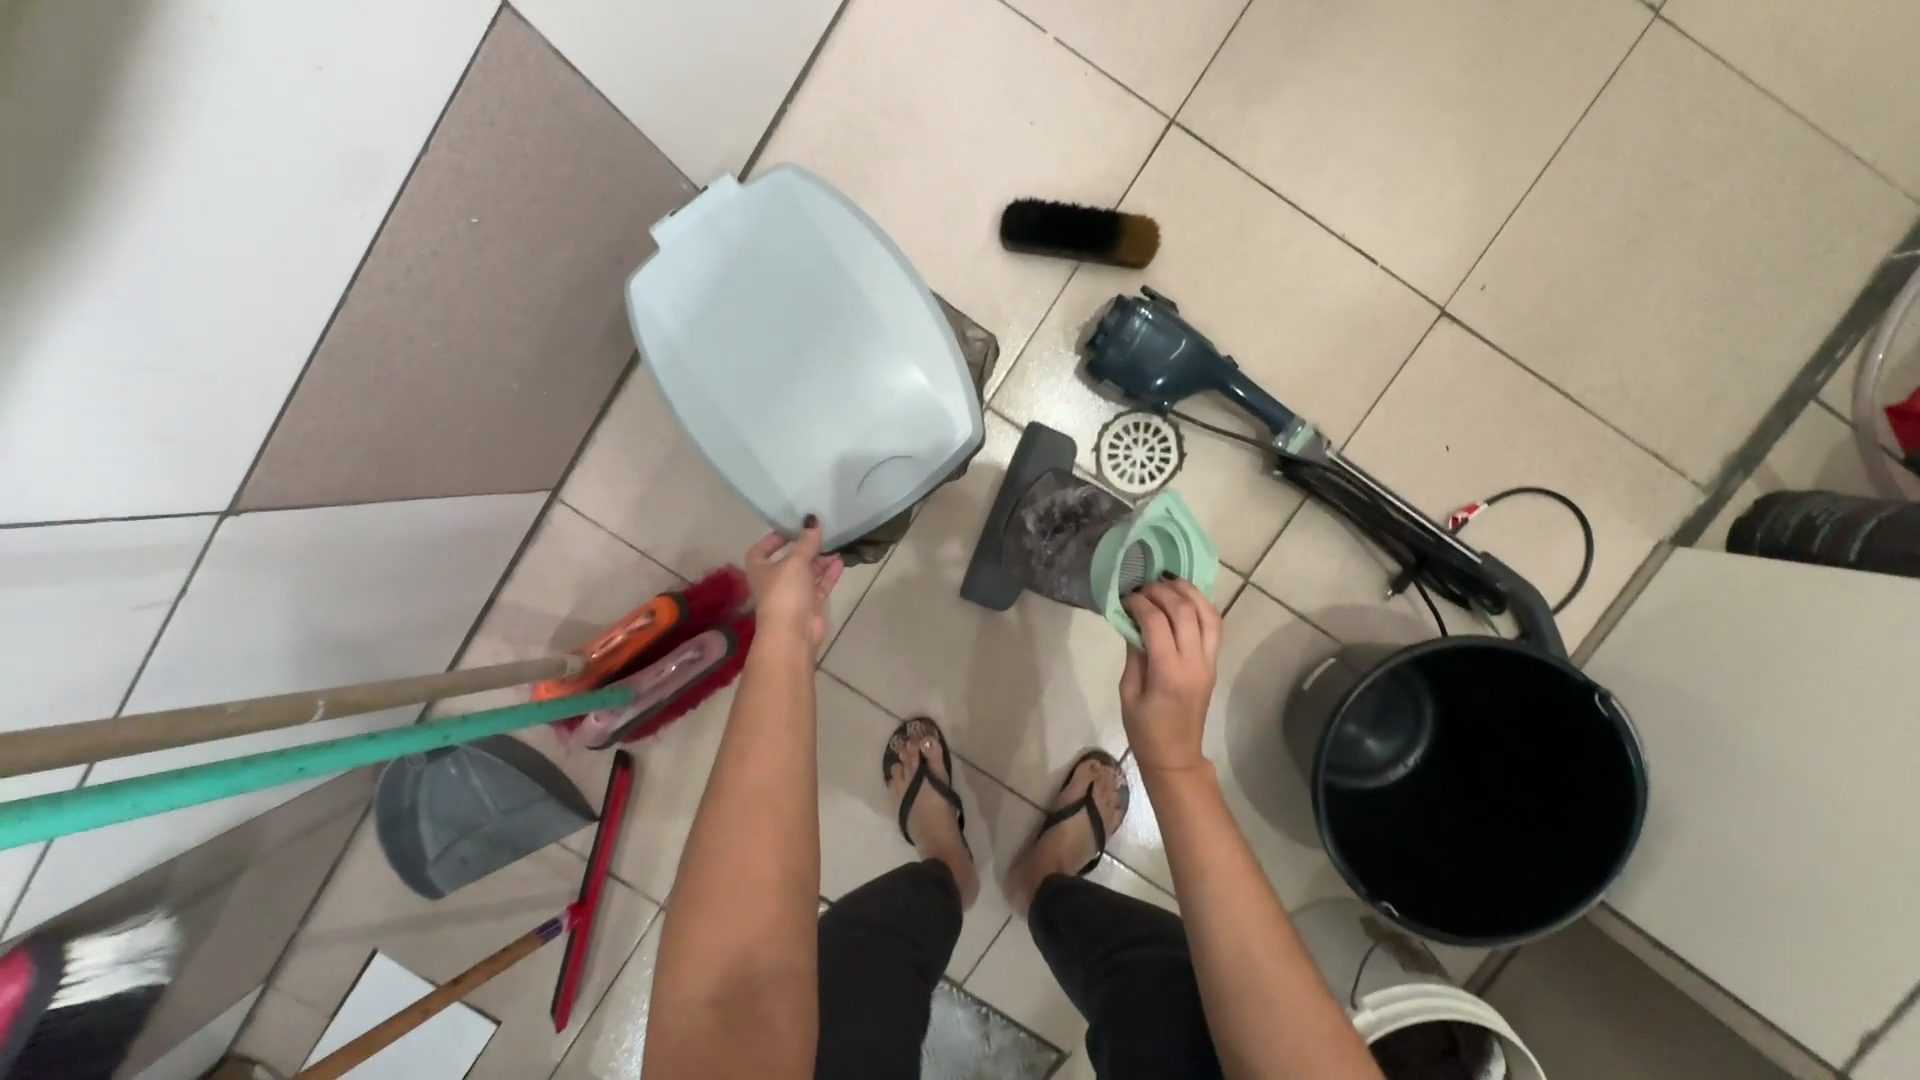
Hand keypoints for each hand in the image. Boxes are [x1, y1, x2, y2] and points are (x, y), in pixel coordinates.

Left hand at [745, 517, 844, 651]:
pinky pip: (820, 585)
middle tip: (820, 534)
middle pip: (789, 560)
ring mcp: (793, 594)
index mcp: (760, 569)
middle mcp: (774, 581)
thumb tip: (812, 519)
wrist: (793, 633)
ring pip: (807, 573)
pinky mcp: (810, 605)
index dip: (772, 539)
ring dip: (819, 560)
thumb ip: (806, 542)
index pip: (761, 550)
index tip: (790, 528)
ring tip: (835, 546)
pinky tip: (840, 561)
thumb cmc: (785, 592)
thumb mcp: (795, 562)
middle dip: (804, 548)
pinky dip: (828, 574)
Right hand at [1119, 577, 1221, 773]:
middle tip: (1143, 585)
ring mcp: (1208, 662)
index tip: (1125, 596)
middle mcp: (1194, 663)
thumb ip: (1134, 653)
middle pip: (1185, 612)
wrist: (1175, 755)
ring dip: (1190, 592)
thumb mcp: (1128, 691)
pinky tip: (1185, 597)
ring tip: (1169, 580)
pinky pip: (1214, 627)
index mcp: (1169, 673)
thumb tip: (1133, 621)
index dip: (1140, 603)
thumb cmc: (1144, 728)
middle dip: (1163, 592)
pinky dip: (1202, 606)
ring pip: (1208, 614)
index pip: (1157, 623)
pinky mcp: (1213, 663)